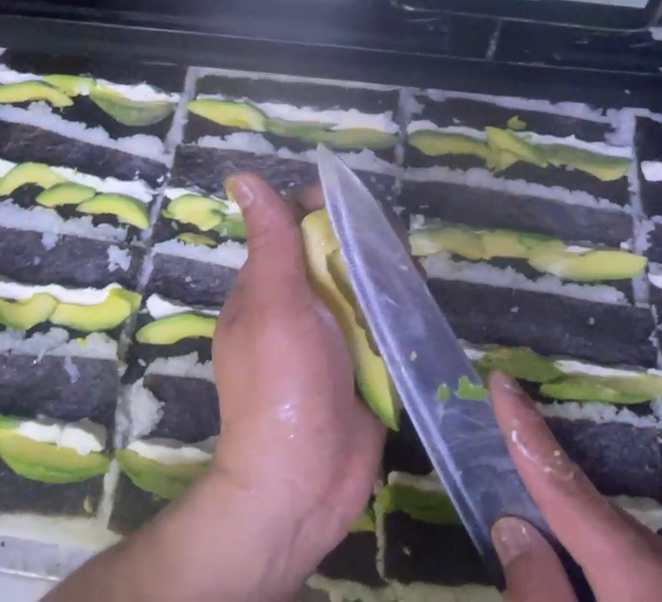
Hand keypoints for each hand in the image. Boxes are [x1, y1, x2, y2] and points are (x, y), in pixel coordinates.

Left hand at [46, 174, 383, 601]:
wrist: (301, 485)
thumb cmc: (281, 387)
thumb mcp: (274, 305)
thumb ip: (271, 242)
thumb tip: (242, 175)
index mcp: (265, 287)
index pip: (293, 226)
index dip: (323, 210)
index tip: (357, 210)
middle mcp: (297, 307)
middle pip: (334, 255)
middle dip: (365, 246)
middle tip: (394, 253)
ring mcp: (331, 340)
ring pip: (362, 289)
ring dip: (385, 281)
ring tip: (412, 279)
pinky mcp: (361, 369)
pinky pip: (381, 328)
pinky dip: (398, 316)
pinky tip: (420, 308)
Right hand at [488, 371, 661, 601]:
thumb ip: (539, 594)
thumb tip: (513, 528)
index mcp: (642, 576)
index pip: (568, 490)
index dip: (528, 435)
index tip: (502, 383)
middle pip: (592, 519)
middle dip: (546, 506)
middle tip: (503, 517)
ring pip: (617, 545)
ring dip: (577, 548)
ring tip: (549, 571)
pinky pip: (640, 570)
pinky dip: (607, 571)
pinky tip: (590, 590)